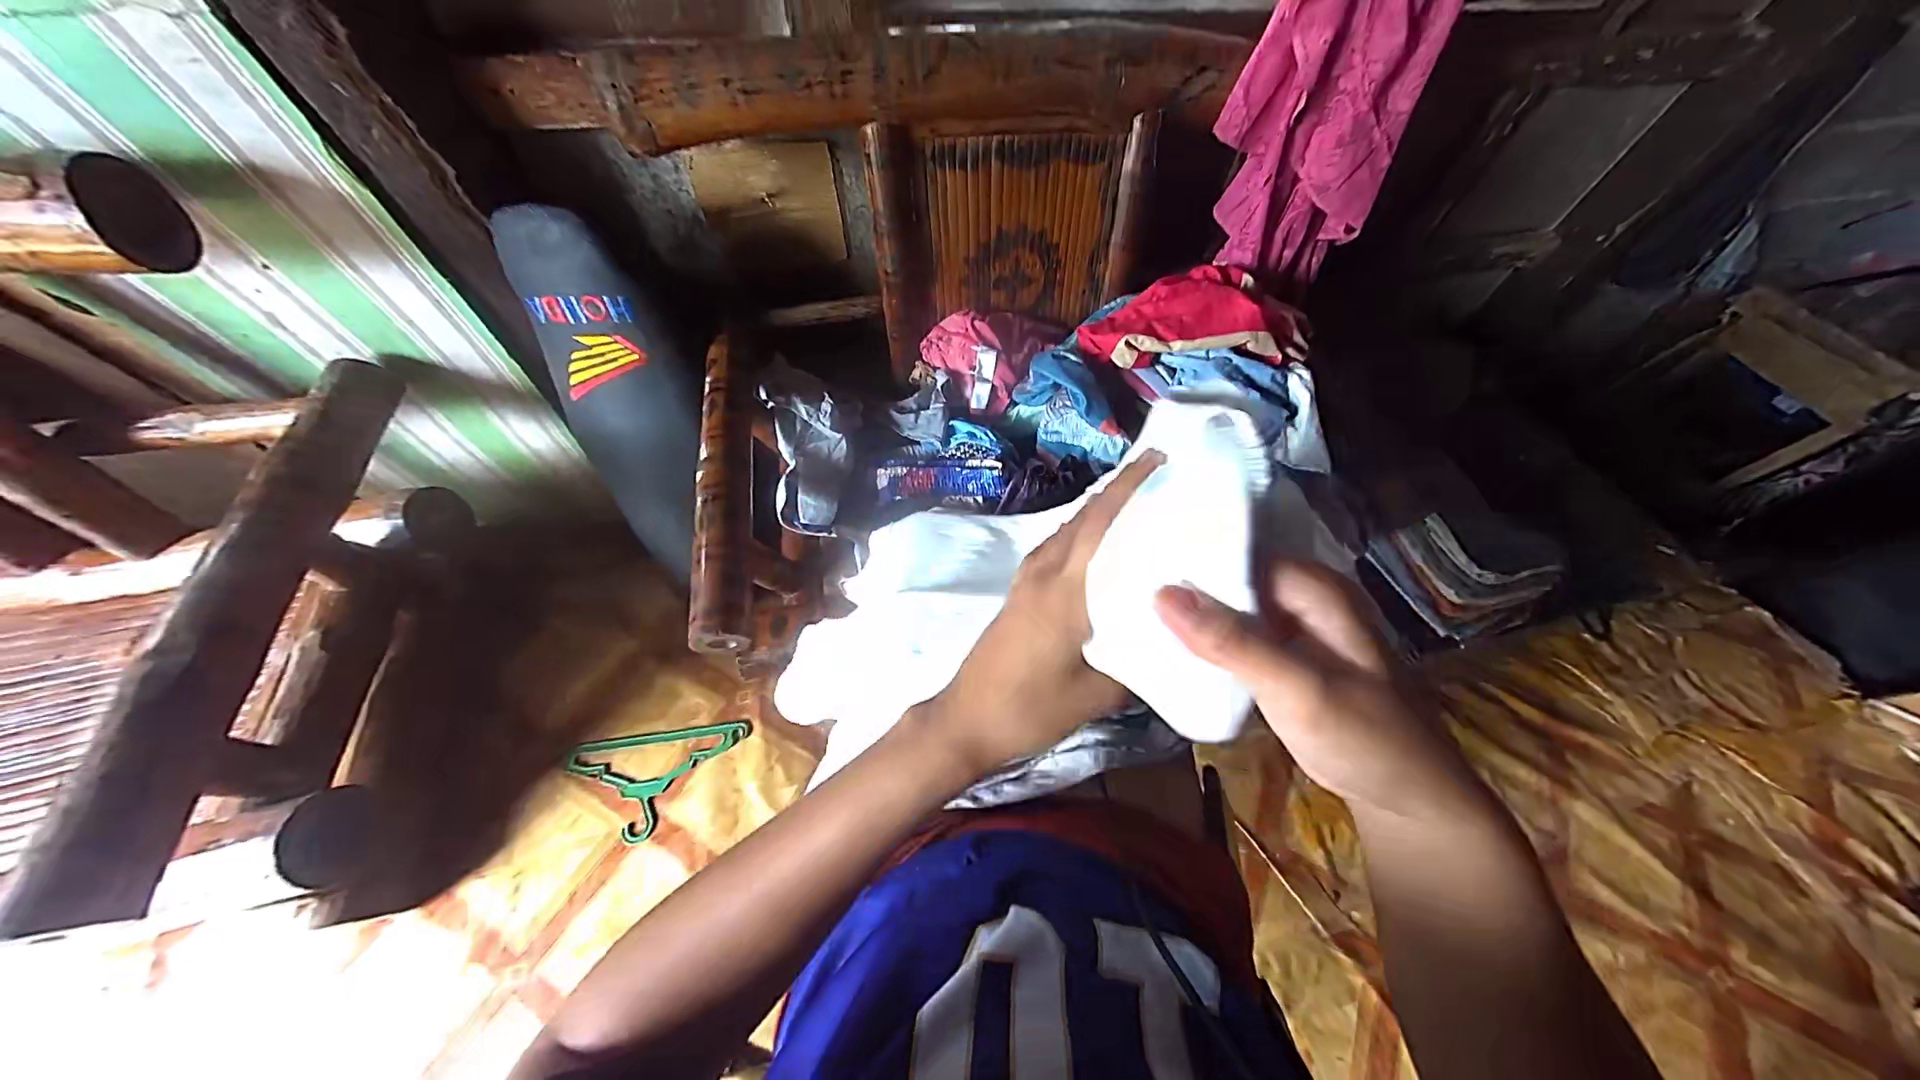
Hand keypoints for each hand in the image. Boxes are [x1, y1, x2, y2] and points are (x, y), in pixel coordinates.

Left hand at [918, 452, 1165, 779]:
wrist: (966, 720)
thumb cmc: (1030, 709)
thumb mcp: (1096, 695)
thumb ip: (1137, 664)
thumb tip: (1172, 640)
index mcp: (1065, 589)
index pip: (1102, 523)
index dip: (1131, 487)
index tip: (1162, 458)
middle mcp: (1043, 572)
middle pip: (1085, 518)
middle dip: (1121, 490)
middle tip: (1164, 474)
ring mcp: (1026, 580)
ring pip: (1069, 530)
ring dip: (1101, 510)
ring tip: (1142, 503)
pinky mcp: (1019, 592)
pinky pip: (1058, 548)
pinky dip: (1084, 534)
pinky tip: (1104, 546)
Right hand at [1153, 560, 1488, 824]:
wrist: (1409, 802)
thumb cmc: (1365, 740)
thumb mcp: (1296, 688)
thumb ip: (1232, 642)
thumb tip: (1162, 594)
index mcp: (1314, 588)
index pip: (1237, 551)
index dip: (1187, 554)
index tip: (1131, 563)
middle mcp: (1301, 598)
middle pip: (1229, 578)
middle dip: (1181, 585)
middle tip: (1120, 589)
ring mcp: (1289, 629)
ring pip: (1227, 609)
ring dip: (1188, 616)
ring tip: (1130, 612)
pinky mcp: (1278, 658)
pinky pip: (1232, 637)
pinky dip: (1203, 642)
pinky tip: (1165, 647)